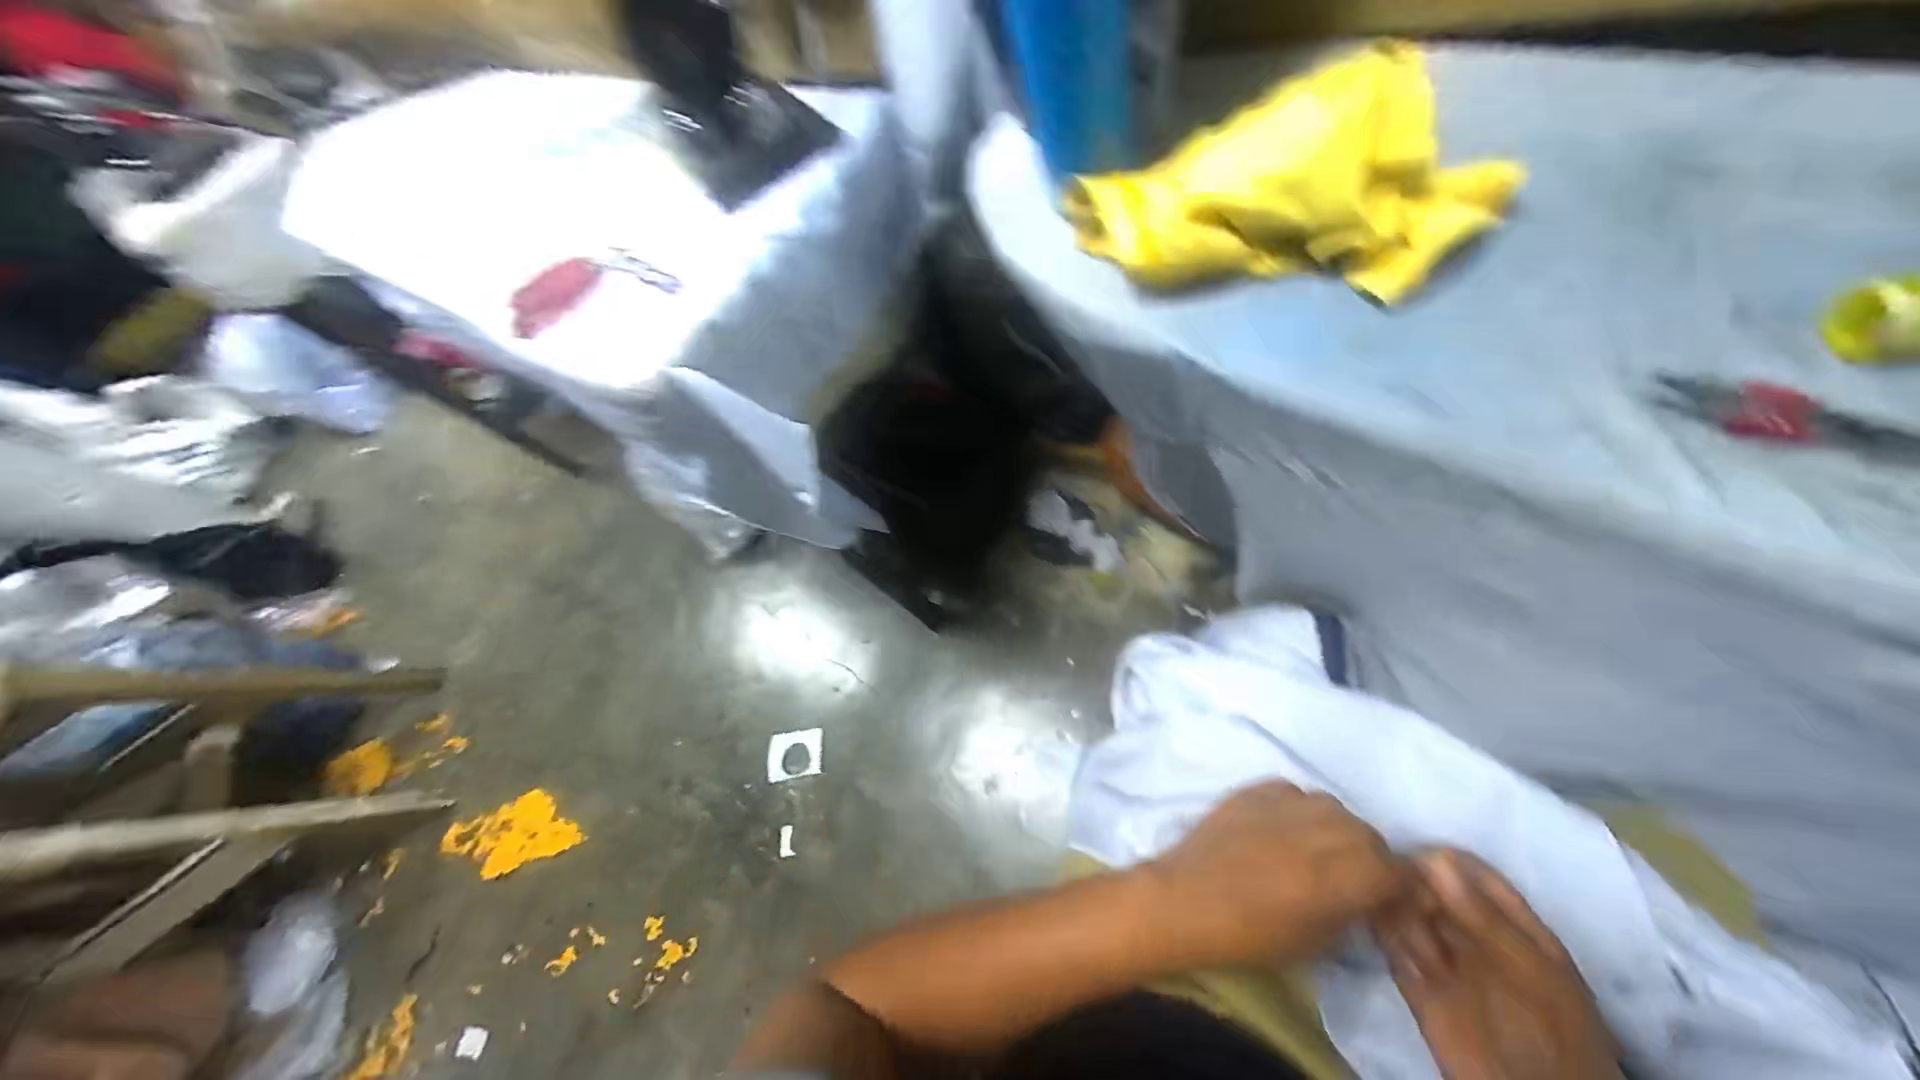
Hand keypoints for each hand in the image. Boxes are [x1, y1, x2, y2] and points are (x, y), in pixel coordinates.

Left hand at [1143, 781, 1406, 967]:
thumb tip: (1365, 895)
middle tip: (1339, 880)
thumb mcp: (1323, 938)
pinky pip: (1293, 796)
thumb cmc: (1256, 932)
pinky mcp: (1257, 786)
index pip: (1401, 871)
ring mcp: (1293, 798)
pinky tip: (1274, 832)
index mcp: (1358, 865)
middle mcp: (1333, 823)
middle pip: (1368, 836)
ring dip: (1329, 830)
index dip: (1393, 890)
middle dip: (1363, 857)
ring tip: (1304, 853)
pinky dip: (1294, 812)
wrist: (1188, 897)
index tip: (1377, 902)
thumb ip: (1354, 908)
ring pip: (1332, 810)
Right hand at [1376, 850, 1624, 1079]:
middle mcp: (1476, 940)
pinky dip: (1381, 933)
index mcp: (1514, 929)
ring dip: (1393, 905)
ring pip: (1411, 919)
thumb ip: (1482, 914)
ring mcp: (1447, 965)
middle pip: (1436, 893)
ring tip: (1377, 893)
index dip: (1445, 860)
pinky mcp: (1418, 988)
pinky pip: (1395, 951)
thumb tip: (1433, 856)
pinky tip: (1368, 913)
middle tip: (1386, 871)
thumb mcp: (1526, 965)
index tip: (1413, 849)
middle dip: (1411, 879)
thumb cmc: (1548, 1026)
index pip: (1474, 877)